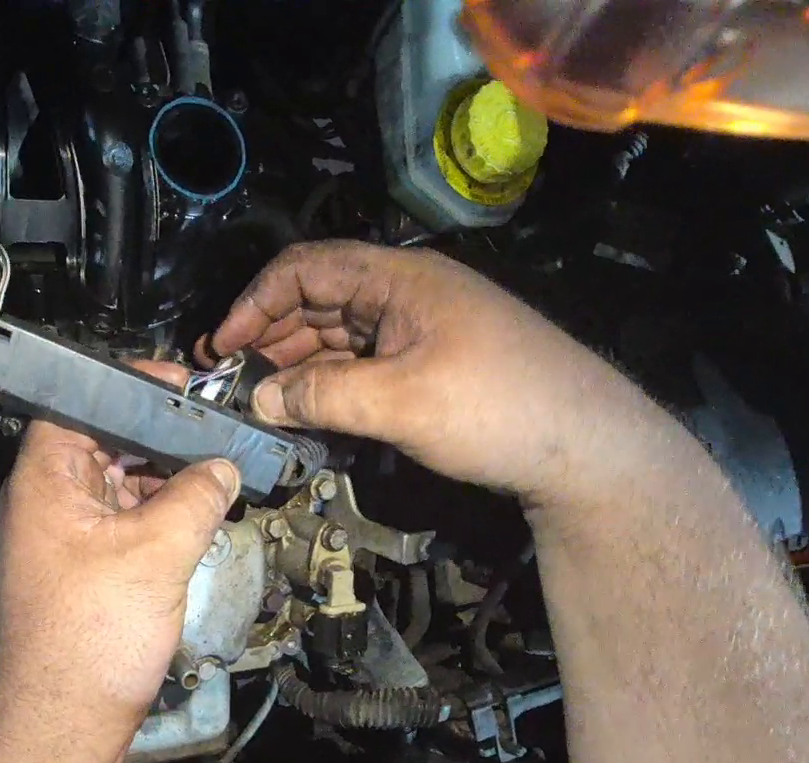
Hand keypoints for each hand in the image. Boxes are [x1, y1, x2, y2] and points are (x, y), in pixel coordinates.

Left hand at [0, 416, 238, 754]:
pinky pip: (120, 524)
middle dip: (157, 440)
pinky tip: (192, 520)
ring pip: (115, 486)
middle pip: (101, 444)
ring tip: (210, 480)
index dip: (130, 390)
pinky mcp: (81, 570)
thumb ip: (197, 496)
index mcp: (44, 483)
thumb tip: (223, 468)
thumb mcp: (158, 551)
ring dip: (160, 482)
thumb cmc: (91, 639)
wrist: (67, 723)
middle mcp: (45, 504)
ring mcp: (62, 539)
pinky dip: (154, 517)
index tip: (179, 389)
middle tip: (208, 437)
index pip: (78, 403)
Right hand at [211, 240, 682, 507]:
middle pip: (316, 299)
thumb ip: (322, 395)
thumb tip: (260, 401)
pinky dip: (326, 381)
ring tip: (260, 398)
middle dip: (267, 335)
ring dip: (293, 362)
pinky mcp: (425, 363)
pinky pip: (359, 363)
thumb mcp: (399, 401)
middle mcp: (403, 294)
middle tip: (231, 379)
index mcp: (398, 279)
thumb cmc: (496, 409)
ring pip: (335, 334)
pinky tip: (305, 408)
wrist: (587, 447)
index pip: (306, 268)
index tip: (222, 347)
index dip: (255, 302)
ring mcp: (416, 329)